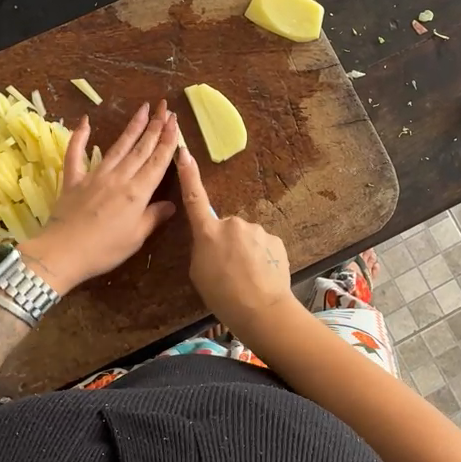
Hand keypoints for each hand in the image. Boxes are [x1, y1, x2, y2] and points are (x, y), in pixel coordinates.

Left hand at [18, 102, 180, 291]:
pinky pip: (76, 154)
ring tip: (143, 109)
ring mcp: (95, 176)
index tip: (175, 122)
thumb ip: (153, 217)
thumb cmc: (104, 250)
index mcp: (137, 192)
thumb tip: (170, 205)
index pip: (157, 161)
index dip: (168, 140)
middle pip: (141, 148)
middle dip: (155, 126)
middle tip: (165, 107)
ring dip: (132, 127)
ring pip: (118, 147)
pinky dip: (79, 137)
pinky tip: (85, 121)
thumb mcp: (136, 238)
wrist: (62, 253)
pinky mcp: (74, 180)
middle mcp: (119, 177)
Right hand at [175, 142, 294, 329]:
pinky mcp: (275, 240)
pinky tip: (262, 277)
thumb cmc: (222, 295)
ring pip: (248, 239)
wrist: (261, 309)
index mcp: (208, 232)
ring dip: (247, 254)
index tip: (185, 152)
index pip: (195, 198)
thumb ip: (203, 250)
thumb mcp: (199, 273)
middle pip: (227, 230)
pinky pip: (264, 247)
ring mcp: (256, 230)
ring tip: (248, 279)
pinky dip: (263, 259)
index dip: (188, 175)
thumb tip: (212, 243)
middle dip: (228, 245)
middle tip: (229, 272)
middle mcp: (233, 224)